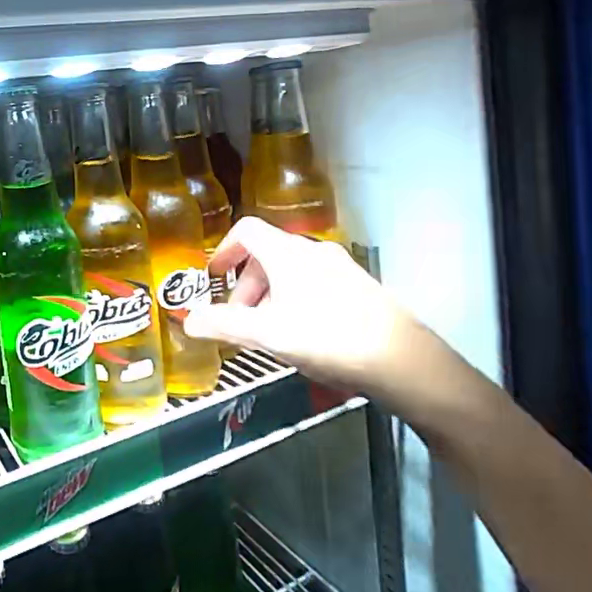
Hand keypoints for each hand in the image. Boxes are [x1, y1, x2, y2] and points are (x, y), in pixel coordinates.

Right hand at [184, 217, 424, 396]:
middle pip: (267, 254)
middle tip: (239, 317)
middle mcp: (314, 252)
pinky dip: (296, 299)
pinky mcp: (360, 288)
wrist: (403, 361)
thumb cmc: (329, 338)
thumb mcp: (268, 334)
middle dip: (246, 284)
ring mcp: (340, 268)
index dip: (224, 248)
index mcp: (287, 254)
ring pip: (292, 271)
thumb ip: (224, 325)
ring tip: (269, 331)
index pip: (246, 230)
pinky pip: (315, 283)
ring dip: (271, 294)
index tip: (214, 274)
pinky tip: (303, 335)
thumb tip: (189, 320)